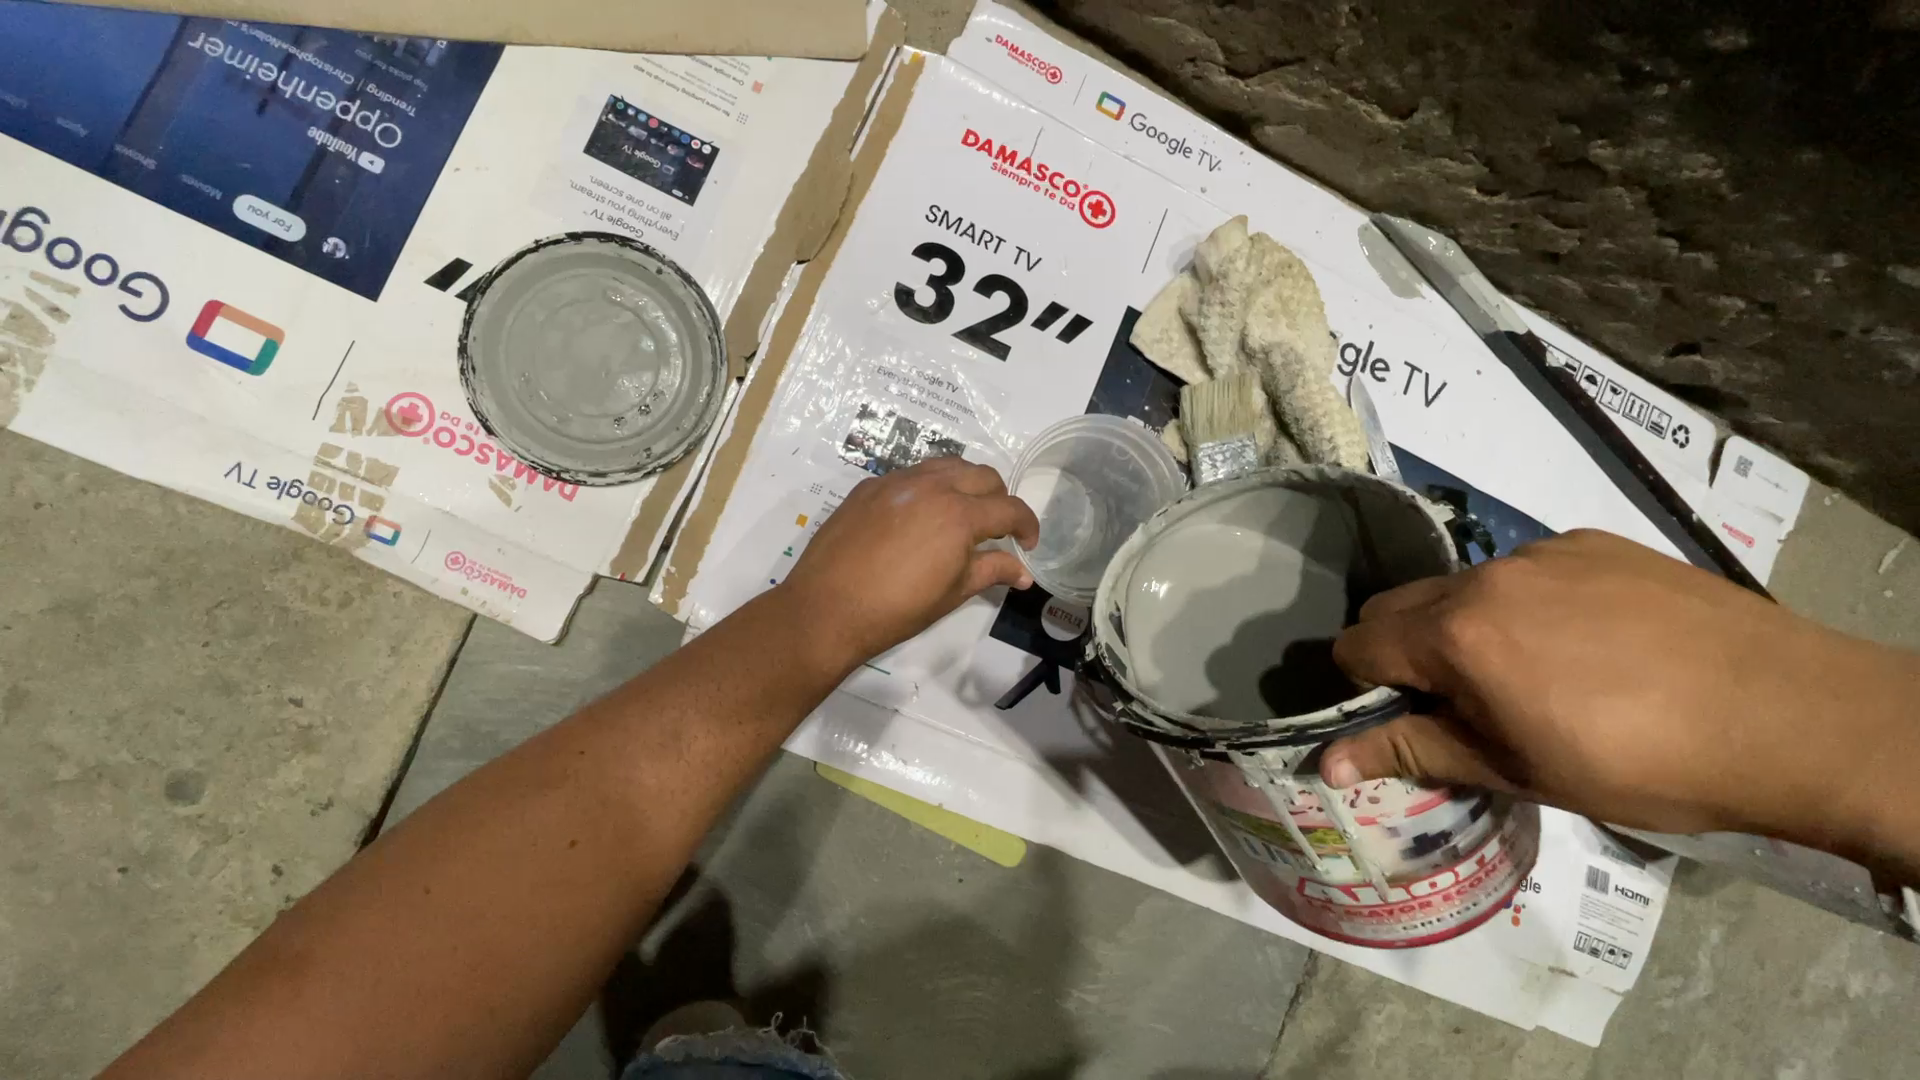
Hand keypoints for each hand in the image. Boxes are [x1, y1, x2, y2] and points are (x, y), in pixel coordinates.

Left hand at [776, 457, 1039, 672]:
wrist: (826, 608)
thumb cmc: (896, 609)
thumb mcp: (952, 594)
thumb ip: (991, 572)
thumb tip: (1024, 573)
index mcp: (959, 515)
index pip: (1009, 509)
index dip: (1027, 526)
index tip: (1028, 545)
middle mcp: (932, 486)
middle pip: (983, 476)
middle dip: (998, 500)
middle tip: (995, 530)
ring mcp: (897, 481)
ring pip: (946, 465)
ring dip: (965, 484)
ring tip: (961, 513)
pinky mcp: (869, 487)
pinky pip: (911, 474)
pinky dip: (928, 487)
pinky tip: (918, 518)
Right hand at [1322, 530, 1919, 867]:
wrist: (1798, 718)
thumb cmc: (1640, 762)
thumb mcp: (1515, 770)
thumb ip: (1413, 753)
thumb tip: (1327, 764)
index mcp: (1454, 635)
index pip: (1356, 644)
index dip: (1364, 685)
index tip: (1404, 715)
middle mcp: (1482, 578)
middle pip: (1395, 605)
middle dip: (1404, 649)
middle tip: (1461, 697)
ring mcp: (1540, 552)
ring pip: (1459, 585)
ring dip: (1466, 623)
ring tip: (1535, 668)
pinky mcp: (1591, 541)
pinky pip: (1525, 567)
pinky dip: (1527, 600)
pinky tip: (1588, 638)